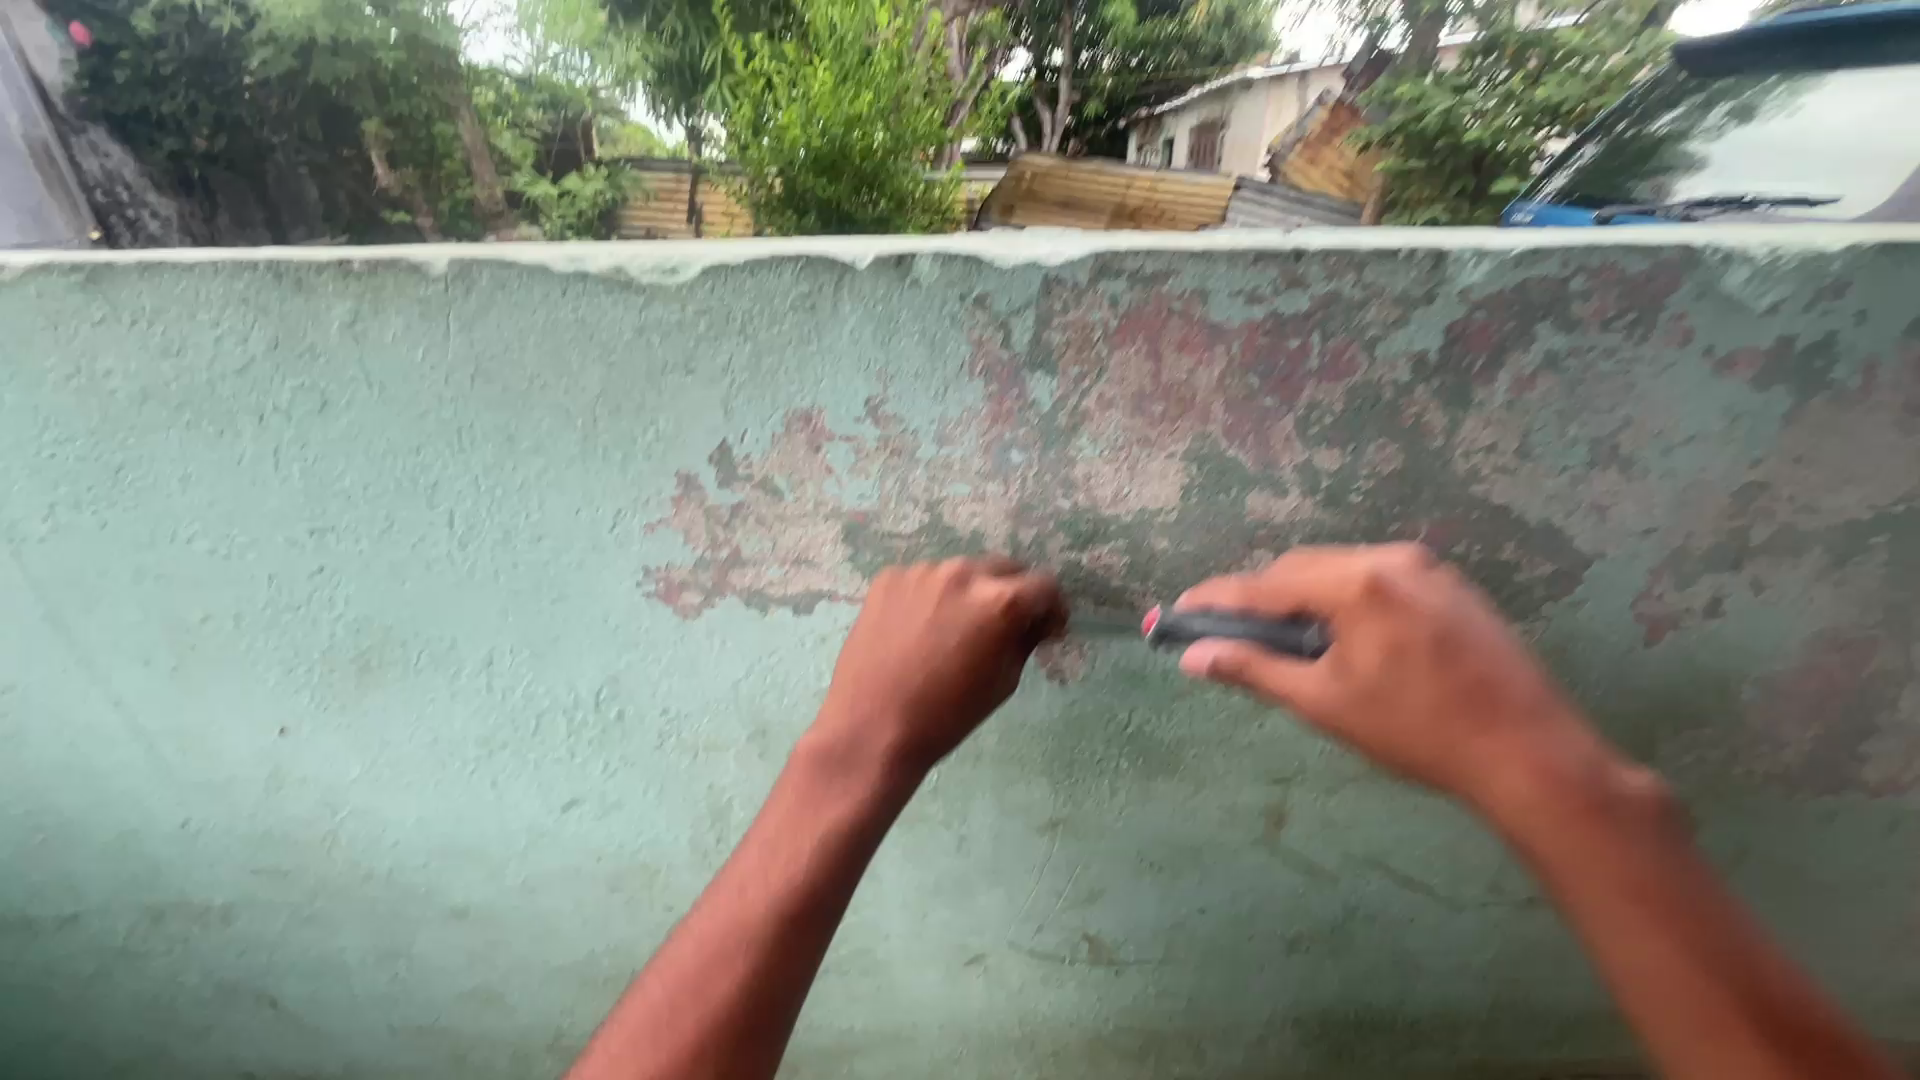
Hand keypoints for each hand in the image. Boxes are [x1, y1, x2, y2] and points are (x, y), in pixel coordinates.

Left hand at [812, 557, 1063, 775]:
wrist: (871, 726)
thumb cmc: (946, 715)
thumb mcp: (1003, 681)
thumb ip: (1025, 639)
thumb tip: (1036, 621)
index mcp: (999, 601)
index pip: (1045, 584)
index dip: (1052, 607)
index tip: (1047, 627)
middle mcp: (963, 573)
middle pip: (1004, 568)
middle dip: (1013, 593)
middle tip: (1004, 625)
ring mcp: (922, 571)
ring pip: (962, 572)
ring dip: (970, 593)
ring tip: (955, 629)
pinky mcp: (890, 577)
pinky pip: (925, 580)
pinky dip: (932, 597)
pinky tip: (920, 630)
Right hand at [1176, 543, 1598, 805]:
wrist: (1532, 754)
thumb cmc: (1417, 731)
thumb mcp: (1324, 702)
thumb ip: (1254, 669)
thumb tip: (1192, 657)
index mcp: (1355, 584)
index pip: (1264, 586)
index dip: (1215, 599)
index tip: (1177, 610)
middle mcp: (1388, 559)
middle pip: (1299, 569)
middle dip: (1259, 598)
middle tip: (1230, 633)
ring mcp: (1425, 568)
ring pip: (1337, 570)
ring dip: (1300, 597)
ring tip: (1285, 638)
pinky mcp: (1449, 585)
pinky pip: (1373, 578)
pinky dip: (1341, 598)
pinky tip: (1341, 633)